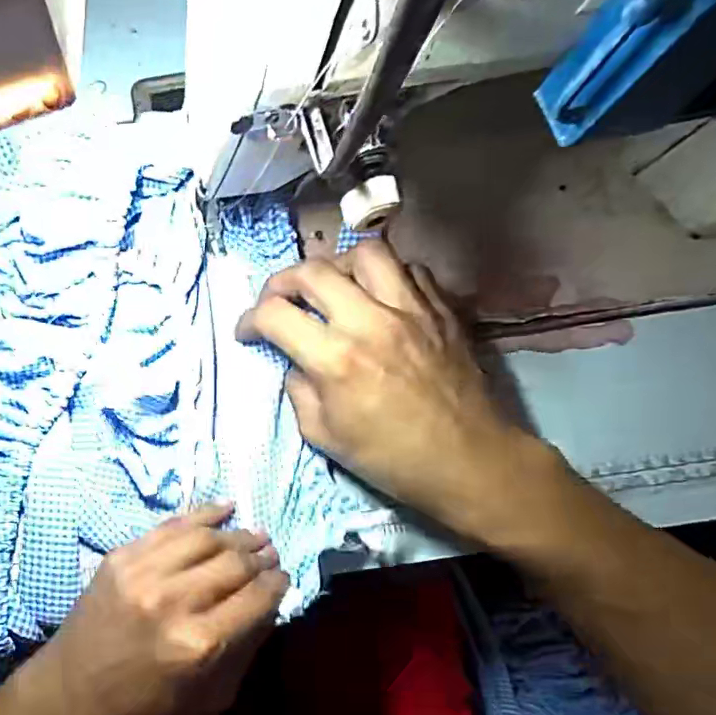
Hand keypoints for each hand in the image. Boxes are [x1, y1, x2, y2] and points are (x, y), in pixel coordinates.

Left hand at [16, 503, 287, 714]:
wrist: (68, 696)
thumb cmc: (143, 709)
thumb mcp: (210, 698)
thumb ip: (246, 650)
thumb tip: (269, 605)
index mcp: (201, 643)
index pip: (257, 597)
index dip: (278, 583)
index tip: (283, 577)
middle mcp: (175, 601)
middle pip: (235, 563)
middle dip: (261, 557)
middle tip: (270, 555)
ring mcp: (143, 573)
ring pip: (205, 538)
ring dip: (237, 533)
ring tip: (253, 534)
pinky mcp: (121, 557)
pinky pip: (170, 526)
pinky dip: (202, 514)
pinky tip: (224, 509)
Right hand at [234, 239, 552, 544]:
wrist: (466, 461)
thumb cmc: (392, 459)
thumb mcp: (324, 437)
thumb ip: (300, 391)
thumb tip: (297, 362)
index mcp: (336, 360)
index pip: (275, 314)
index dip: (250, 320)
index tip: (249, 332)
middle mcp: (370, 322)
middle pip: (312, 271)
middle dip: (280, 282)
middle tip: (278, 301)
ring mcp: (411, 309)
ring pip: (364, 253)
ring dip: (336, 266)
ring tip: (331, 287)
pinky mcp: (441, 309)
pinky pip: (408, 269)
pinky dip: (384, 276)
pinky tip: (378, 297)